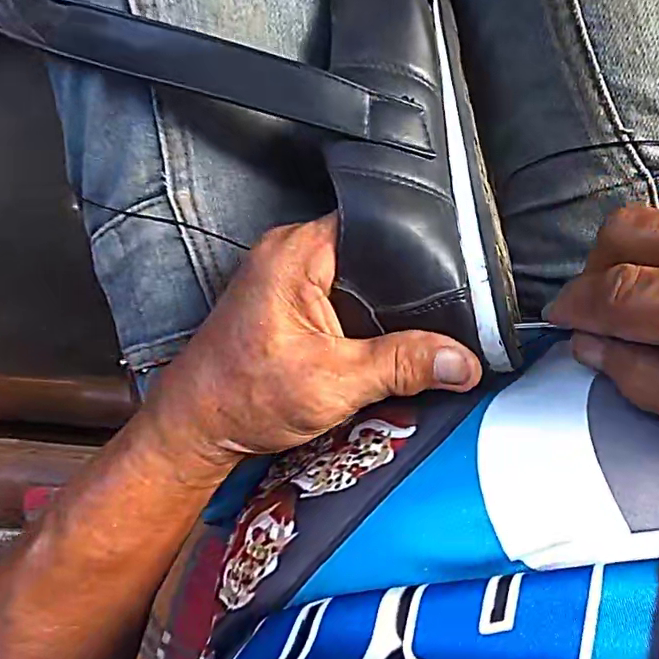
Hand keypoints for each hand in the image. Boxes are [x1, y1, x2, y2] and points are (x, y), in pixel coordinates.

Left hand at [129, 213, 481, 478]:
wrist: (198, 430)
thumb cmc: (239, 398)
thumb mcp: (335, 382)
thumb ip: (402, 366)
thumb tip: (460, 361)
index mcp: (298, 251)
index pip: (379, 228)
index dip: (421, 253)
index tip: (453, 280)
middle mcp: (293, 252)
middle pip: (377, 254)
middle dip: (409, 286)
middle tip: (434, 317)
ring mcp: (293, 276)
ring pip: (365, 278)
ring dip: (386, 306)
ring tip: (407, 330)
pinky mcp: (295, 301)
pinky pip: (348, 296)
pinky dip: (368, 319)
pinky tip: (378, 341)